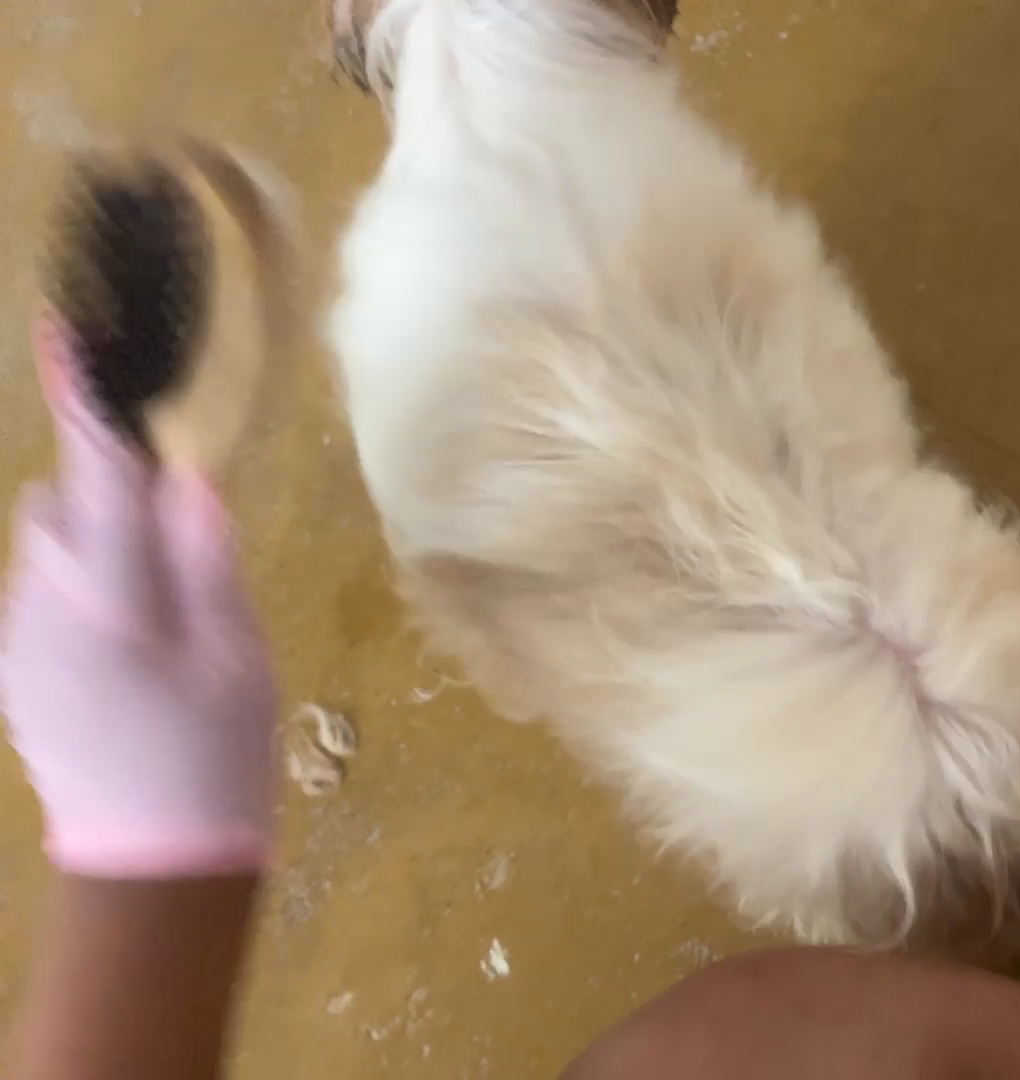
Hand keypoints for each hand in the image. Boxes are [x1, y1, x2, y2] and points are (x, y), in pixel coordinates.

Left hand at [0, 314, 277, 878]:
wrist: (153, 843)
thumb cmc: (219, 744)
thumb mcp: (238, 652)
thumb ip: (208, 564)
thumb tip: (193, 483)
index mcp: (108, 607)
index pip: (94, 485)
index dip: (86, 412)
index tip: (68, 338)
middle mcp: (37, 613)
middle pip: (62, 510)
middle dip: (112, 485)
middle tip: (188, 507)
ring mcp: (14, 641)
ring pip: (52, 549)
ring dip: (109, 537)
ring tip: (179, 590)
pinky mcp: (16, 662)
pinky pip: (51, 587)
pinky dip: (101, 576)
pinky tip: (150, 627)